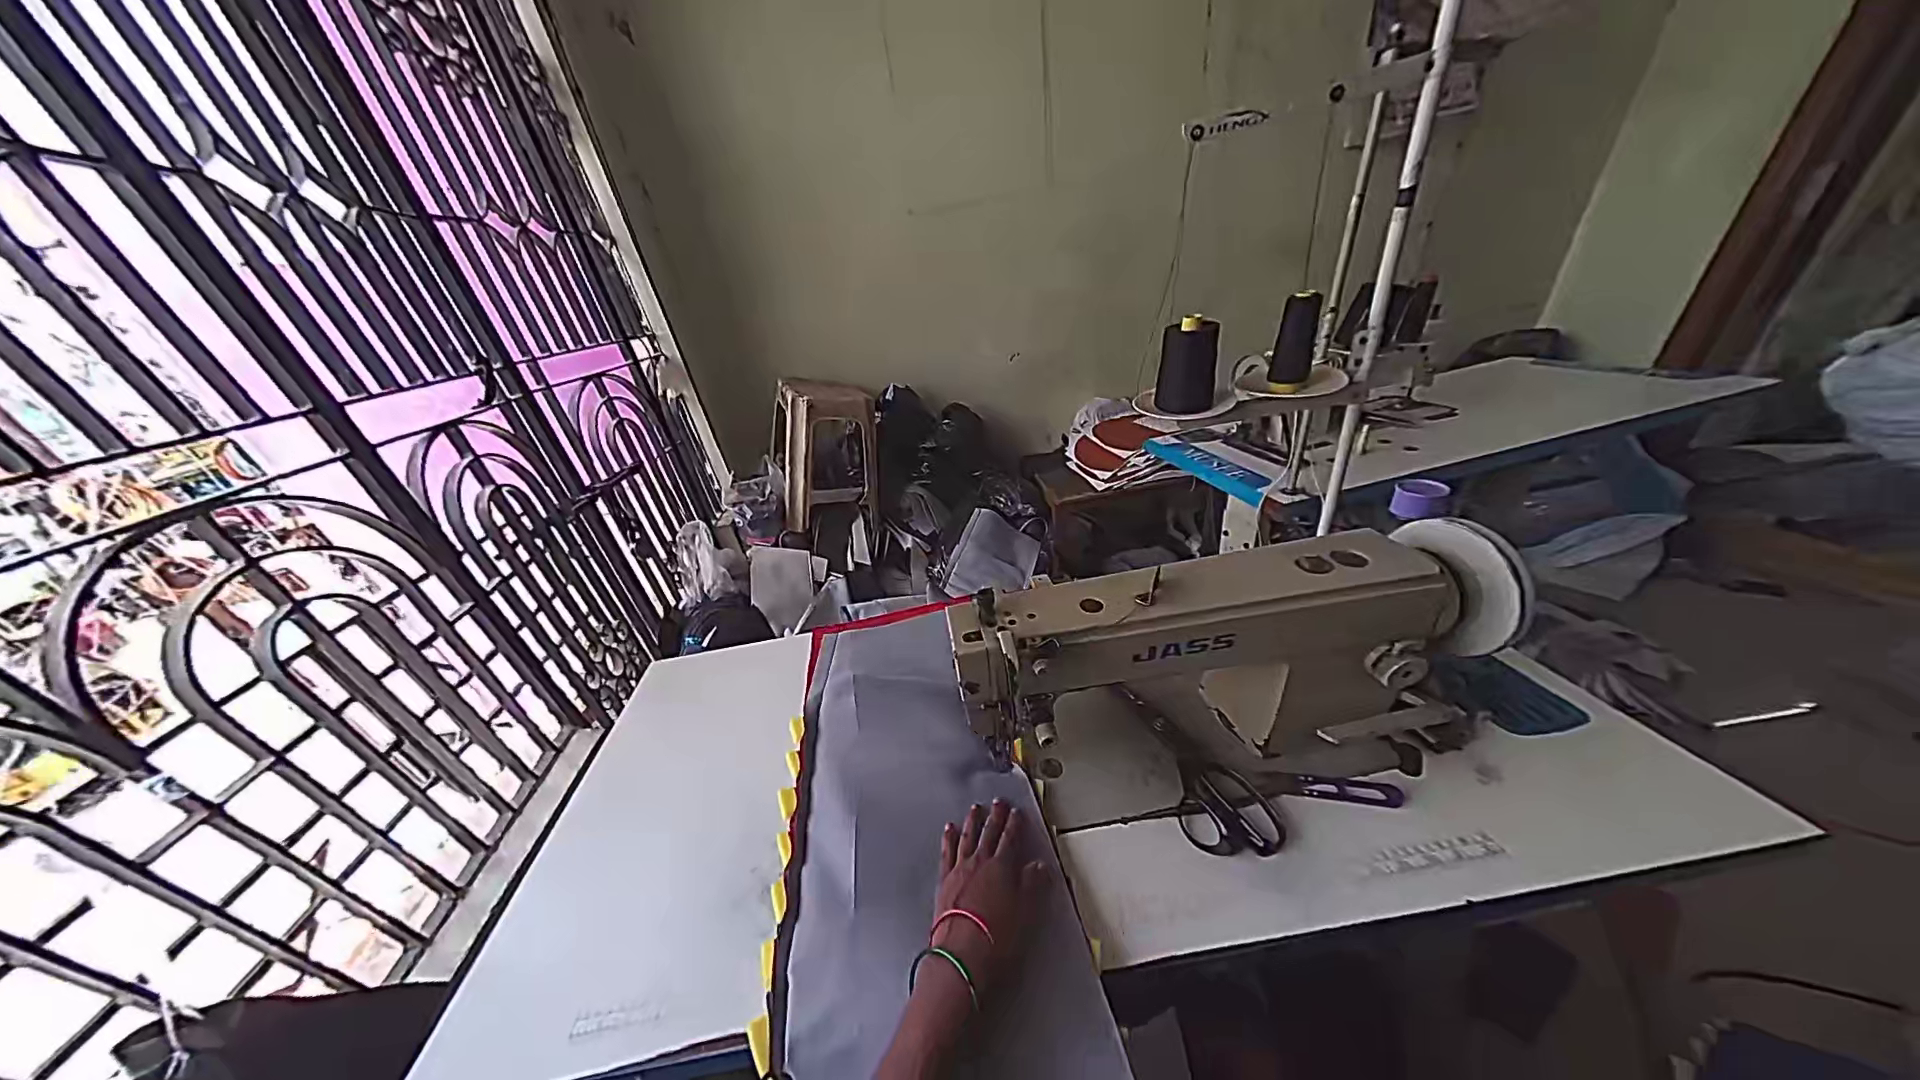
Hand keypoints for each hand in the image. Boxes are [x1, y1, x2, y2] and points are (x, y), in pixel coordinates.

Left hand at [930, 799, 1049, 995]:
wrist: (961, 955)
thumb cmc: (996, 937)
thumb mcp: (1025, 913)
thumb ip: (1032, 886)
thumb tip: (1039, 866)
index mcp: (1001, 867)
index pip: (1010, 839)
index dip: (1014, 824)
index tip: (1017, 812)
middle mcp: (979, 862)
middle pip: (988, 833)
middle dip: (995, 817)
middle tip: (998, 802)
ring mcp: (959, 870)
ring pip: (967, 837)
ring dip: (972, 822)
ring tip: (974, 809)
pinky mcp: (944, 881)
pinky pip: (947, 852)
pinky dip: (948, 839)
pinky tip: (949, 830)